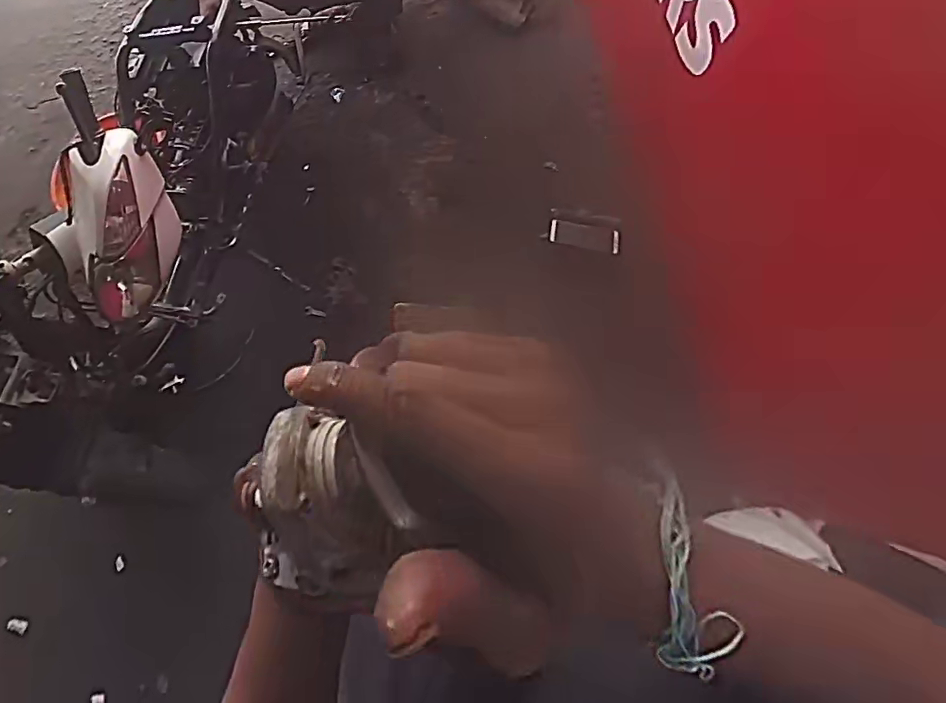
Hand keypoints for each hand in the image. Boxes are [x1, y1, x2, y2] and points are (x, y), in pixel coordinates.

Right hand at [282, 333, 664, 653]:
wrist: (642, 535)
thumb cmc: (570, 580)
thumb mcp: (520, 620)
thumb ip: (456, 606)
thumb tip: (390, 614)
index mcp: (529, 469)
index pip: (414, 406)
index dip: (349, 389)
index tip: (302, 385)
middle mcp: (536, 401)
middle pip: (411, 368)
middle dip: (364, 382)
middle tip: (347, 413)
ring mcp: (542, 364)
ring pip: (426, 340)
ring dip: (388, 361)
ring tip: (378, 395)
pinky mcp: (539, 346)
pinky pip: (452, 325)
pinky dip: (418, 342)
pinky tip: (413, 370)